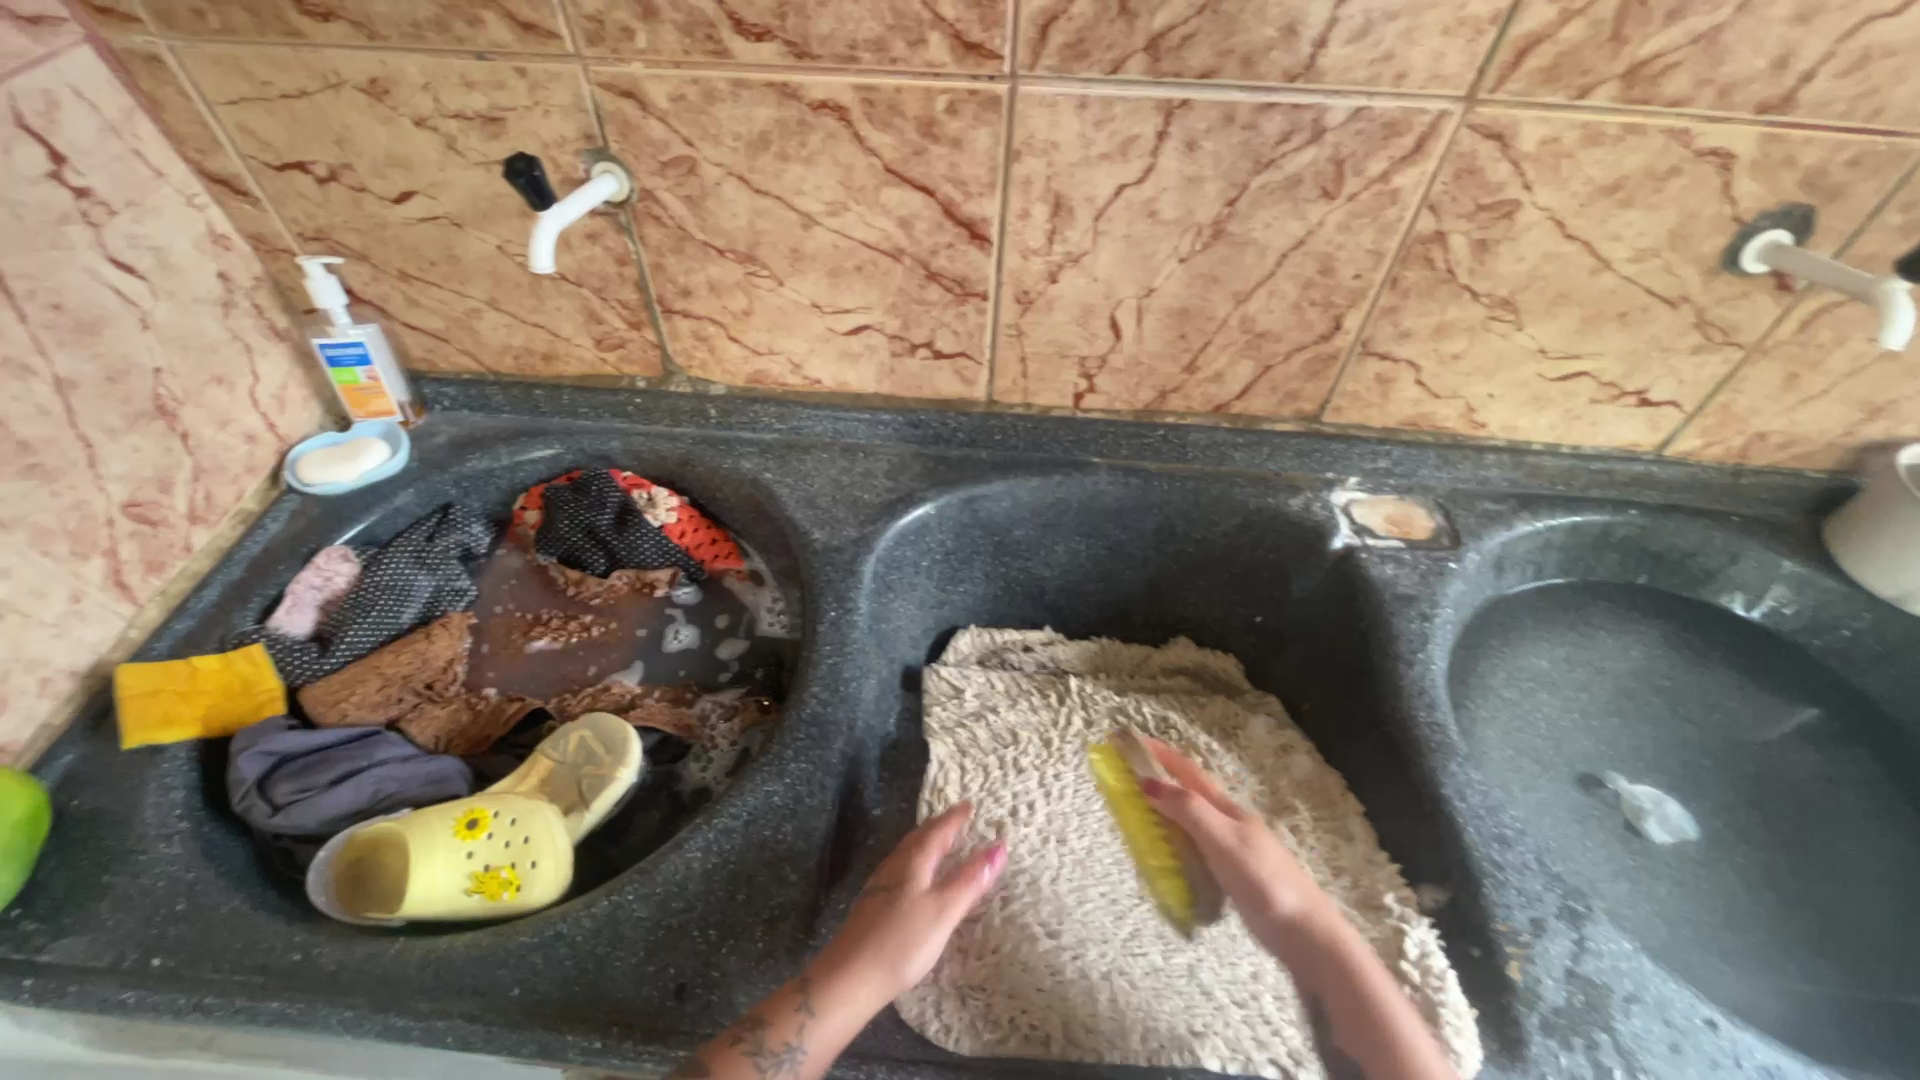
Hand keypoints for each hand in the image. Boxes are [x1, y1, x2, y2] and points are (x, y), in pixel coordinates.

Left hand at [810, 802, 1006, 1013]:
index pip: (938, 831)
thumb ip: (971, 880)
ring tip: (940, 843)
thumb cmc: (901, 942)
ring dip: (926, 843)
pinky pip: (901, 870)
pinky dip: (916, 863)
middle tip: (957, 819)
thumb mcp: (943, 911)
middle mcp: (895, 866)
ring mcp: (881, 886)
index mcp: (913, 862)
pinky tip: (916, 880)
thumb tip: (1000, 846)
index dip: (955, 818)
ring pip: (908, 853)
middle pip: (919, 838)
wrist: (849, 978)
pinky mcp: (874, 906)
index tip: (970, 806)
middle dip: (939, 826)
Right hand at [1137, 739, 1330, 947]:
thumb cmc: (1262, 879)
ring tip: (1137, 814)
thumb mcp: (1221, 839)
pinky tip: (1165, 856)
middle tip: (1126, 779)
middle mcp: (1228, 822)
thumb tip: (1146, 782)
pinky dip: (1175, 842)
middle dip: (1159, 780)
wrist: (1303, 931)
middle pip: (1189, 793)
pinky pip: (1194, 848)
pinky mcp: (1231, 875)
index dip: (1161, 754)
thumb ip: (1187, 810)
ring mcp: (1232, 849)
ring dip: (1165, 811)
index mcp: (1226, 808)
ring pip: (1191, 821)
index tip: (1131, 740)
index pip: (1188, 772)